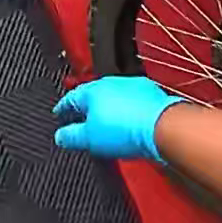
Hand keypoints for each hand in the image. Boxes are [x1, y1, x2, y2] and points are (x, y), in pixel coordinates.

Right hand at [53, 76, 184, 161]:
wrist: (162, 127)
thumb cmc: (127, 129)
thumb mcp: (90, 138)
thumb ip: (72, 136)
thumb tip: (60, 136)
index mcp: (92, 90)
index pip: (71, 97)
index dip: (63, 107)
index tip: (59, 113)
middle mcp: (110, 83)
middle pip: (93, 97)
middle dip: (87, 110)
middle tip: (83, 124)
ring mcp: (130, 87)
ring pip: (113, 99)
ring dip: (108, 111)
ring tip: (108, 129)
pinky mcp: (148, 94)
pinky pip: (131, 102)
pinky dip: (127, 112)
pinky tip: (129, 127)